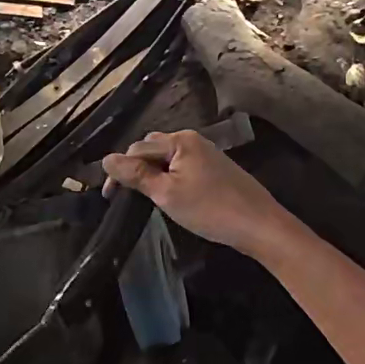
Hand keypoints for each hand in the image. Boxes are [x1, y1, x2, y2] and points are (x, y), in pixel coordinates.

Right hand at [100, 129, 298, 256]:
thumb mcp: (167, 193)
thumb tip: (106, 159)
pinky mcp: (214, 168)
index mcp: (180, 140)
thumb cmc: (209, 209)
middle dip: (134, 168)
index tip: (107, 197)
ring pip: (167, 157)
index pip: (137, 149)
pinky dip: (168, 176)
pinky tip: (167, 194)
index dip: (119, 170)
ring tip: (142, 196)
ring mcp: (206, 153)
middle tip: (122, 196)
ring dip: (151, 172)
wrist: (258, 224)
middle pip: (151, 148)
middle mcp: (192, 139)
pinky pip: (181, 165)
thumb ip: (136, 175)